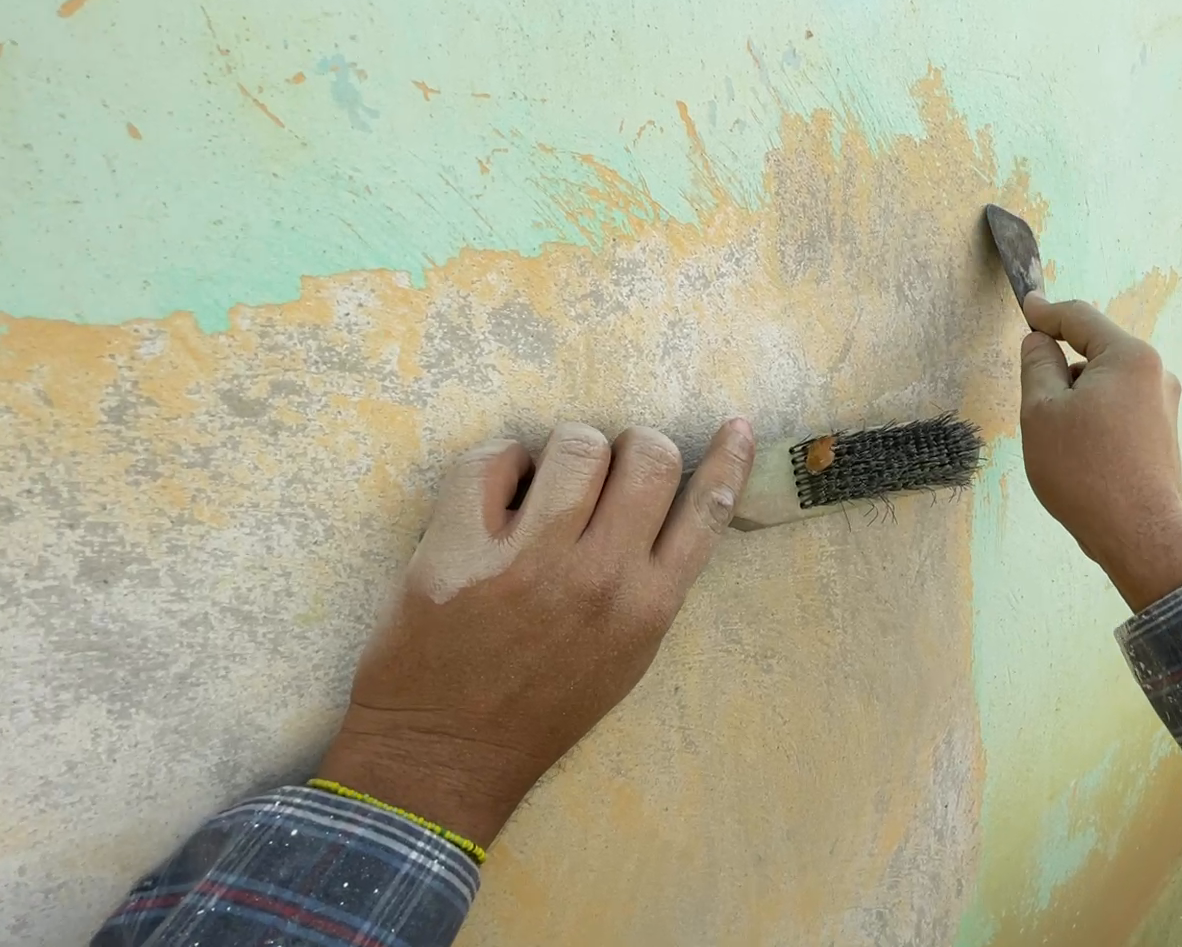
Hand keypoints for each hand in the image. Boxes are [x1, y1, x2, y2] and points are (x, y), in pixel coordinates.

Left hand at [316, 418, 755, 845]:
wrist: (445, 756)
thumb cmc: (550, 702)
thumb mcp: (631, 650)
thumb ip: (657, 576)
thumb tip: (666, 497)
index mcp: (650, 604)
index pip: (708, 510)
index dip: (730, 459)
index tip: (737, 426)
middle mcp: (601, 577)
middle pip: (649, 456)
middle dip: (634, 448)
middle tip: (608, 472)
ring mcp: (529, 563)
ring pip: (577, 444)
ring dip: (569, 452)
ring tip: (548, 483)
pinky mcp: (458, 553)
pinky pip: (493, 457)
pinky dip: (500, 464)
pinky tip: (496, 494)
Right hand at [1019, 293, 1181, 610]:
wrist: (1140, 536)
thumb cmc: (1084, 470)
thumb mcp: (1042, 412)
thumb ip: (1038, 365)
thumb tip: (1040, 341)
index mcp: (1129, 357)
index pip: (1080, 319)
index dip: (1047, 311)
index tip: (1026, 306)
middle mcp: (1156, 373)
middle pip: (1095, 353)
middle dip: (1061, 369)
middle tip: (1036, 410)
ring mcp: (1164, 406)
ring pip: (1105, 385)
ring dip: (1076, 399)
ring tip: (1061, 446)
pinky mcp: (1163, 434)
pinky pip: (1118, 409)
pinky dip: (1093, 419)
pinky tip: (1082, 458)